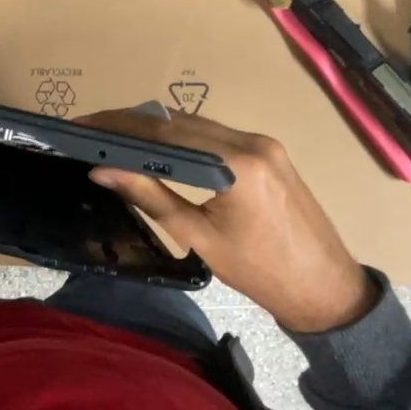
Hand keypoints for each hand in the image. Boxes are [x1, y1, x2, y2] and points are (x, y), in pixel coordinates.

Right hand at [76, 109, 377, 332]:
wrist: (327, 289)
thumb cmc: (260, 271)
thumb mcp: (196, 235)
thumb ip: (148, 195)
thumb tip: (100, 170)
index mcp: (235, 164)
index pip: (163, 133)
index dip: (118, 127)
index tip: (83, 126)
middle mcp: (251, 142)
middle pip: (177, 120)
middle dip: (130, 122)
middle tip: (89, 128)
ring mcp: (263, 143)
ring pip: (194, 123)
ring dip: (153, 126)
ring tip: (112, 134)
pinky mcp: (268, 151)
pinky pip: (212, 133)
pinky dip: (178, 135)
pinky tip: (154, 144)